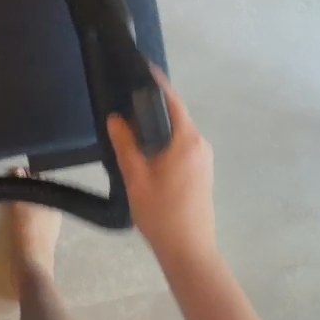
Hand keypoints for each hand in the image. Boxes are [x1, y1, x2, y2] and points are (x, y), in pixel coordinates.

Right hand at [108, 70, 215, 261]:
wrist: (189, 251)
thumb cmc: (162, 213)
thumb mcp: (136, 177)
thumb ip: (125, 144)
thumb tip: (115, 118)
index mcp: (188, 140)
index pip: (173, 101)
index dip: (158, 83)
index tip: (143, 67)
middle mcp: (201, 144)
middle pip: (176, 116)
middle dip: (152, 107)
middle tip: (125, 99)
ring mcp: (204, 160)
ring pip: (178, 133)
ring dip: (157, 128)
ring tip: (129, 125)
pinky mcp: (202, 173)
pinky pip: (182, 146)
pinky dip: (164, 141)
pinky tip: (145, 150)